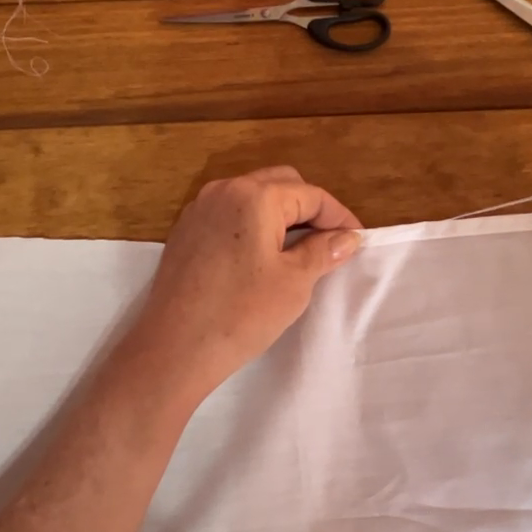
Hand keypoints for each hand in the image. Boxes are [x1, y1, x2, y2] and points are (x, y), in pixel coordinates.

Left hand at [123, 167, 363, 397]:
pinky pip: (230, 212)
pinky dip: (254, 223)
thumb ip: (323, 251)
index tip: (357, 241)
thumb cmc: (241, 314)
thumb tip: (347, 237)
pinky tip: (263, 255)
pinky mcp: (186, 229)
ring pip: (254, 195)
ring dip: (281, 214)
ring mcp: (201, 207)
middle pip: (281, 183)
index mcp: (254, 195)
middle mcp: (224, 189)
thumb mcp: (294, 283)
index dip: (338, 216)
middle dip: (310, 208)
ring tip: (301, 250)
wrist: (174, 347)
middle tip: (330, 243)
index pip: (310, 194)